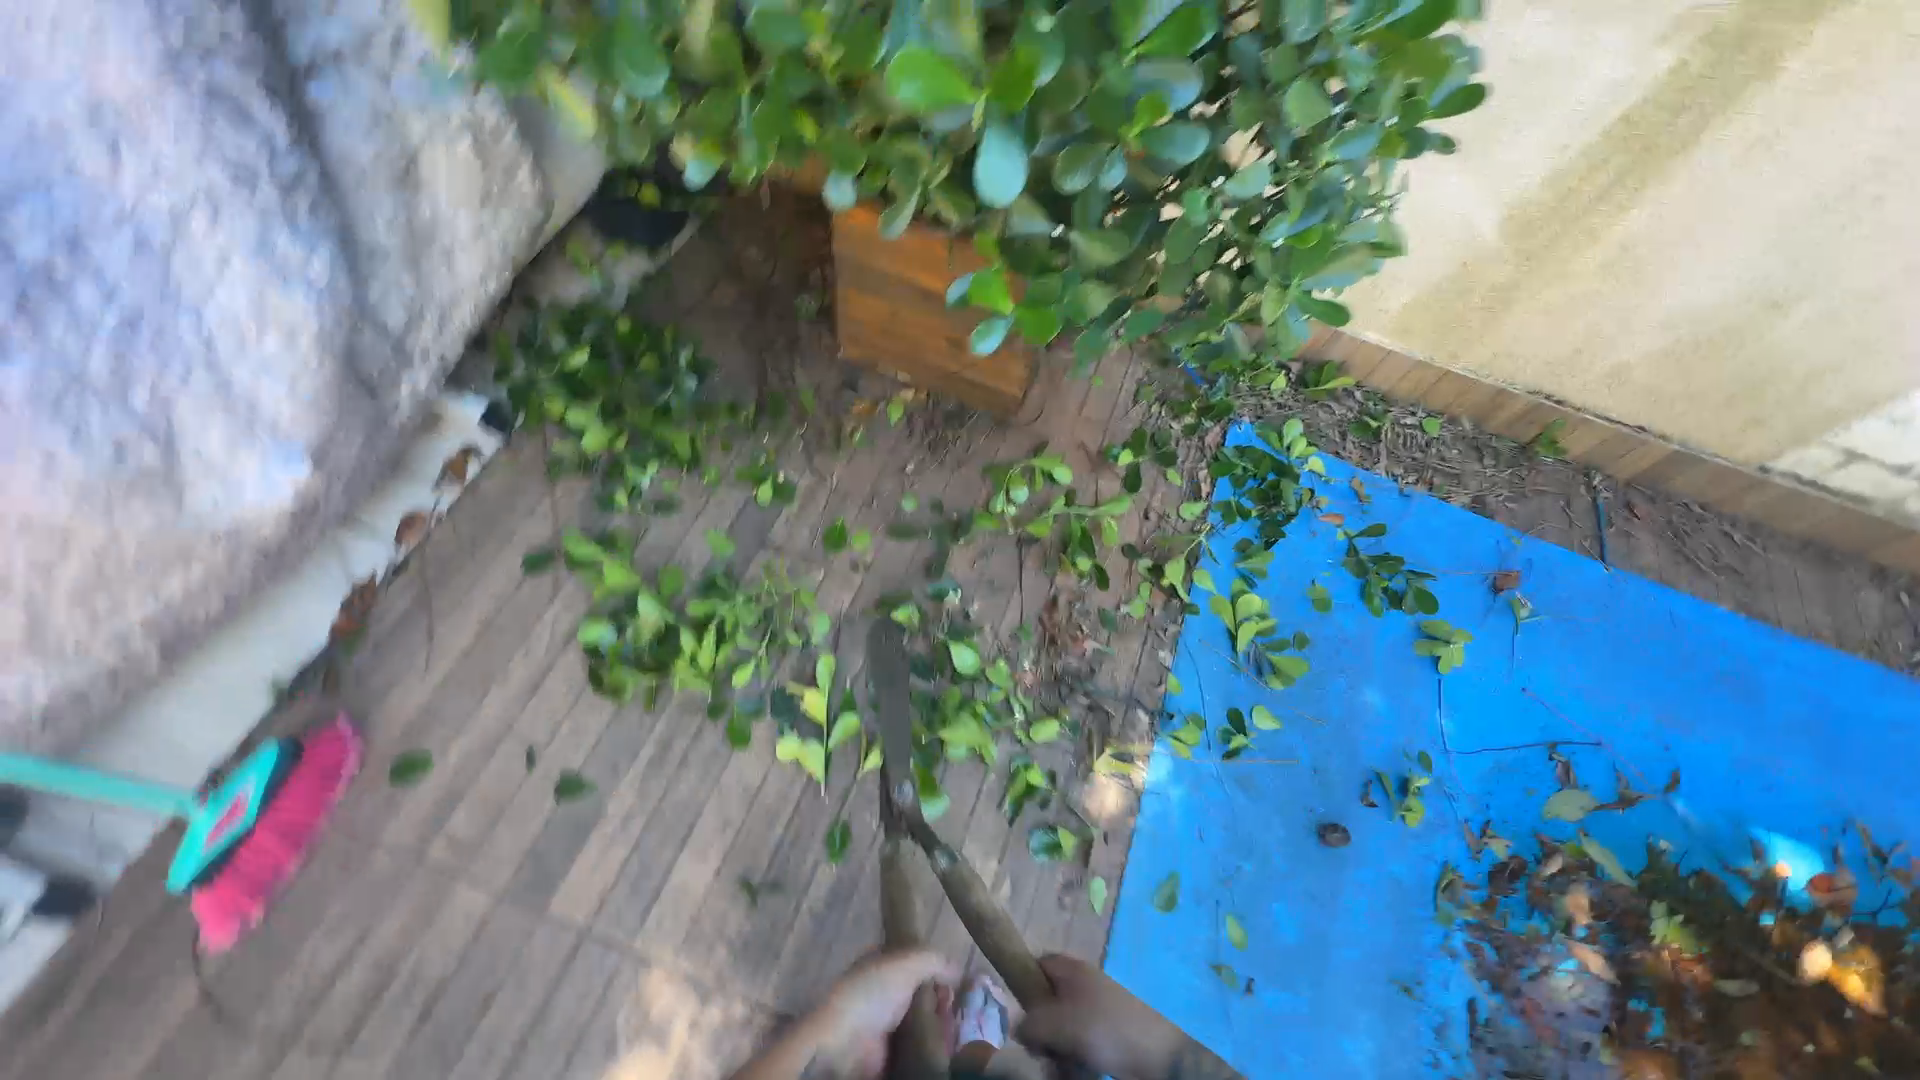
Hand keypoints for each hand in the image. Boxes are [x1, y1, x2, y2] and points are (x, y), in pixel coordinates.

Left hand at [813, 949, 957, 1077]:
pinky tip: (947, 1042)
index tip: (952, 976)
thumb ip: (934, 960)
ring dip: (940, 1021)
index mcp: (880, 963)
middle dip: (940, 996)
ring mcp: (886, 1023)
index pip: (913, 959)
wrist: (845, 1045)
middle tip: (952, 1004)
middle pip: (921, 991)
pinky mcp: (891, 1051)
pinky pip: (919, 1044)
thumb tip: (957, 969)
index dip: (933, 965)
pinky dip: (934, 1044)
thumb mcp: (907, 962)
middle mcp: (883, 991)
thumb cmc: (872, 993)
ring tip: (952, 1024)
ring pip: (922, 1019)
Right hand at [1016, 955, 1191, 1079]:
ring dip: (1056, 1052)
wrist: (1158, 1056)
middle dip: (1041, 1031)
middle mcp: (1082, 985)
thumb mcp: (1058, 1024)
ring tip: (1062, 1068)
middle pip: (1046, 1003)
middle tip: (1043, 1050)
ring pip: (1061, 1030)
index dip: (1024, 984)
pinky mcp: (1107, 1035)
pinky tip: (1077, 1074)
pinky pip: (1079, 1045)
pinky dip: (1074, 1061)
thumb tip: (1019, 1028)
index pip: (1037, 964)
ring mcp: (1096, 1011)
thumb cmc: (1104, 1029)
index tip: (1020, 1012)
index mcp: (1071, 970)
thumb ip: (1029, 1023)